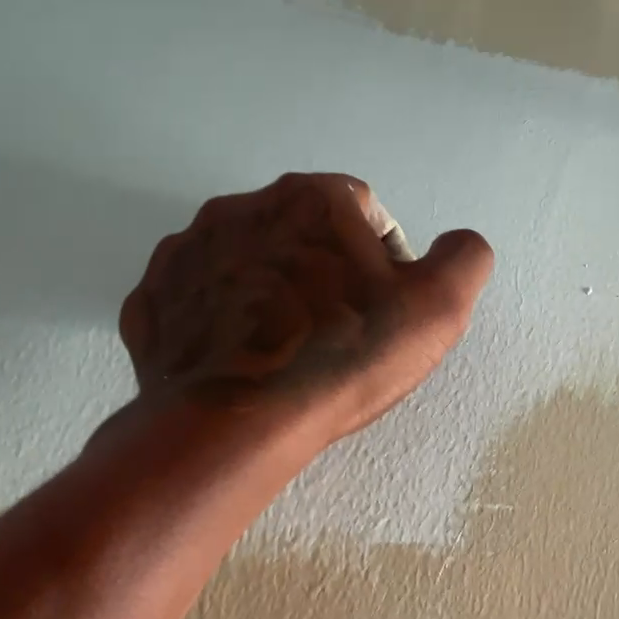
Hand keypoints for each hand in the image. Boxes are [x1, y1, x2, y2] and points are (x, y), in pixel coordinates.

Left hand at [116, 173, 493, 453]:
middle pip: (305, 236)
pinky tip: (245, 360)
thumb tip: (461, 246)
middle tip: (340, 335)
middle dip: (326, 273)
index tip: (382, 312)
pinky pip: (202, 299)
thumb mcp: (438, 307)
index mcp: (312, 198)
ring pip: (250, 264)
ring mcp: (187, 252)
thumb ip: (464, 259)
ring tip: (289, 352)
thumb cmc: (343, 356)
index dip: (385, 264)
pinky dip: (225, 320)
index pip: (367, 213)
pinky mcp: (153, 300)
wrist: (236, 421)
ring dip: (274, 293)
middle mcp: (242, 206)